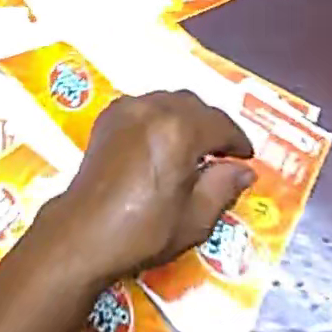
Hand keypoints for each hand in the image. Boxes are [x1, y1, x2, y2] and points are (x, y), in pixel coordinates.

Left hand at [34, 90, 254, 286]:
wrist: (86, 230)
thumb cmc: (145, 229)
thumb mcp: (196, 217)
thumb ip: (223, 186)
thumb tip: (242, 169)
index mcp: (178, 129)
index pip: (219, 124)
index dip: (237, 140)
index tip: (245, 157)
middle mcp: (152, 108)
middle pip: (193, 105)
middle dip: (212, 126)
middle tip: (222, 153)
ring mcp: (126, 108)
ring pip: (167, 101)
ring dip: (185, 118)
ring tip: (193, 147)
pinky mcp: (109, 116)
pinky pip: (143, 106)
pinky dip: (159, 117)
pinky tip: (162, 141)